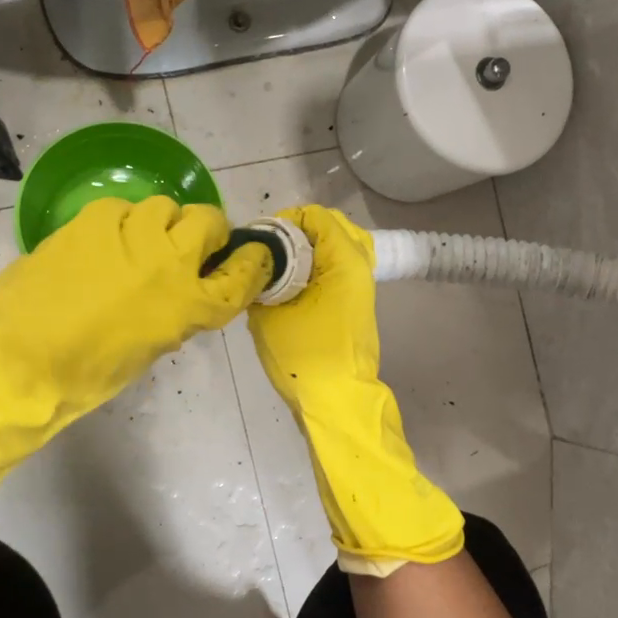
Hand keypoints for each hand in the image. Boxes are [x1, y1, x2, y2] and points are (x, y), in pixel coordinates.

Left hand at [0, 196, 271, 606]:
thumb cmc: (82, 376)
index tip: (248, 255)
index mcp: (188, 306)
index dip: (251, 260)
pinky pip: (121, 209)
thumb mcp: (146, 351)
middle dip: (205, 231)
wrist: (13, 363)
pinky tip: (103, 244)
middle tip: (188, 247)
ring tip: (138, 245)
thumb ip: (173, 315)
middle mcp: (168, 261)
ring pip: (163, 206)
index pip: (242, 272)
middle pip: (207, 221)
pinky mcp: (89, 221)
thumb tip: (178, 292)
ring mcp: (128, 234)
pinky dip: (121, 222)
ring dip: (161, 223)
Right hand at [246, 206, 462, 574]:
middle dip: (296, 234)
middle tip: (266, 252)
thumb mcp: (269, 311)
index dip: (285, 222)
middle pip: (329, 228)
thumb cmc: (304, 354)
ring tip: (274, 269)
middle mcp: (359, 267)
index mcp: (344, 260)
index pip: (316, 216)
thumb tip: (256, 262)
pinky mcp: (356, 304)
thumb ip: (263, 278)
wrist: (336, 400)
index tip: (260, 242)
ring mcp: (361, 286)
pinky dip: (314, 268)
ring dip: (306, 252)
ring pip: (334, 250)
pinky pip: (335, 270)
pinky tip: (288, 286)